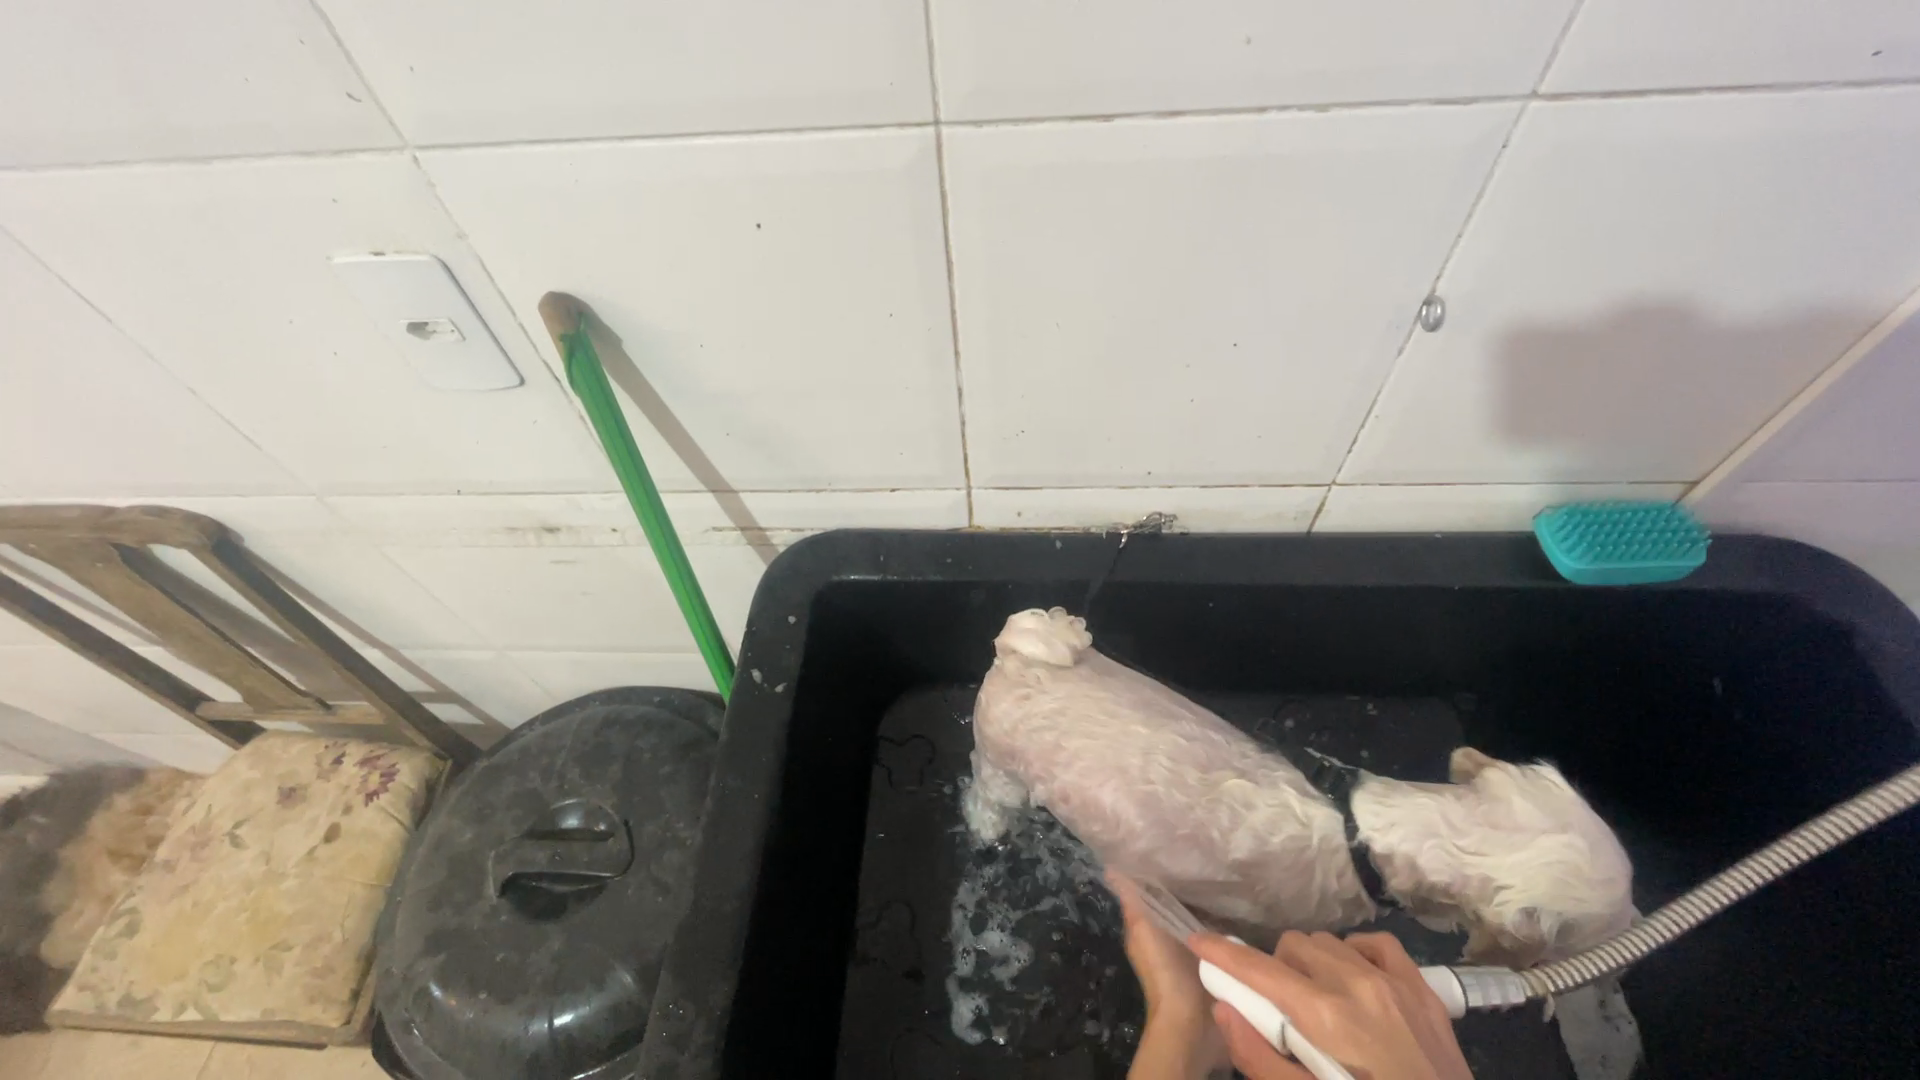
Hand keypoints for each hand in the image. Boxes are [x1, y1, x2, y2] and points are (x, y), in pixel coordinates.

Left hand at [1108, 872, 1226, 1077]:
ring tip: (1226, 885)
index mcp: (1145, 930)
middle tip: (1208, 869)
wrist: (1190, 1021)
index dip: (1158, 877)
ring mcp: (1189, 955)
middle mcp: (1165, 940)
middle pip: (1175, 909)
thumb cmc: (1163, 970)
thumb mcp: (1142, 929)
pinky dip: (1220, 931)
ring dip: (1208, 911)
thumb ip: (1130, 901)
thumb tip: (1110, 869)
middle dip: (1188, 893)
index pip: (1149, 896)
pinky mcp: (1211, 967)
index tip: (1175, 856)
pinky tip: (1236, 916)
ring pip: (1197, 923)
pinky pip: (1215, 941)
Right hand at [1188, 931, 1472, 1079]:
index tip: (1196, 942)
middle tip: (1276, 1011)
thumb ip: (1260, 1059)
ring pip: (1328, 943)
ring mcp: (1395, 983)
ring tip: (1315, 1002)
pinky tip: (1352, 982)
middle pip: (1291, 946)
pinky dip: (1354, 954)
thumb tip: (1224, 1008)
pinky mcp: (1423, 991)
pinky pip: (1375, 944)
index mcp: (1326, 1016)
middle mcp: (1357, 984)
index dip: (1221, 953)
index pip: (1259, 968)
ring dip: (1311, 964)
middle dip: (1274, 970)